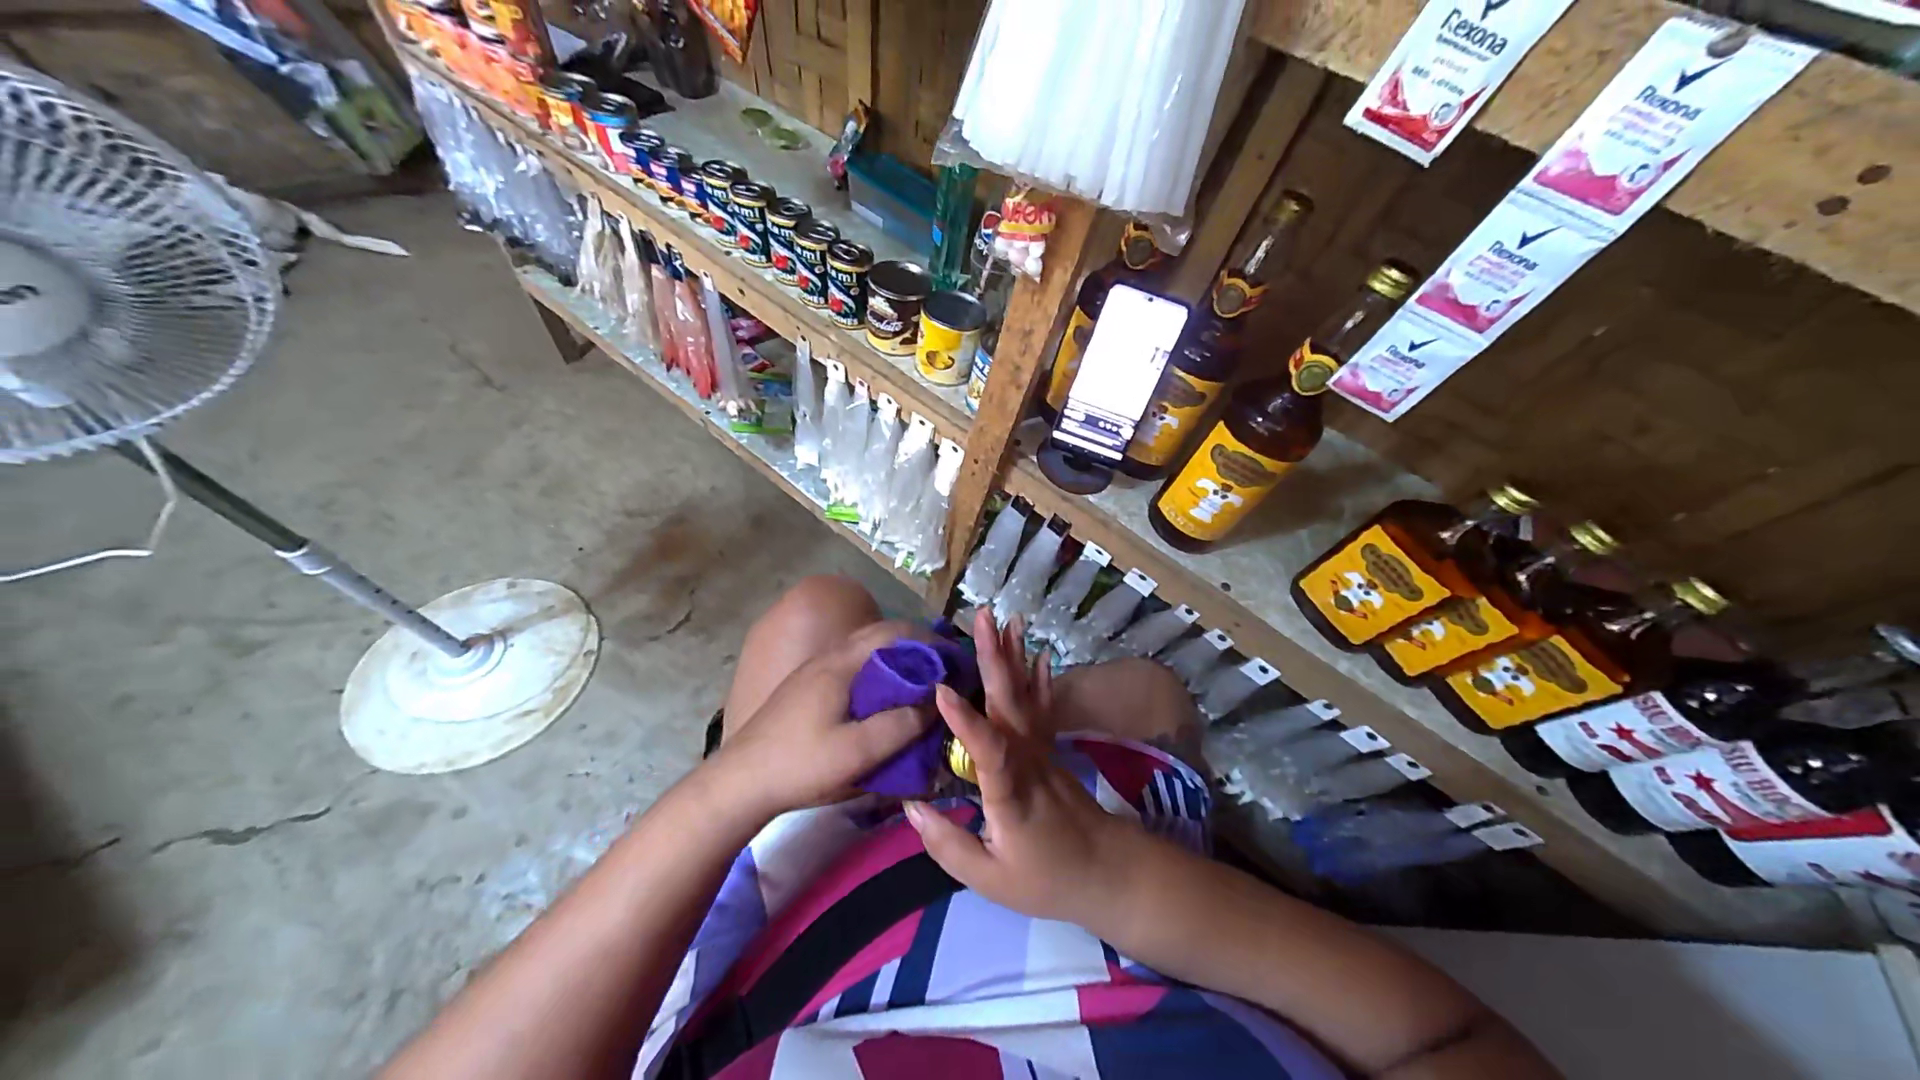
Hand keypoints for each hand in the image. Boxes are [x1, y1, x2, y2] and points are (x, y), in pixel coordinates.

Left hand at [707, 620, 935, 822]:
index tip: (953, 656)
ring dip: (895, 659)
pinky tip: (884, 698)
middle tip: (942, 668)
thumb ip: (899, 727)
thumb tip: (932, 706)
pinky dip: (877, 672)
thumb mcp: (856, 753)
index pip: (891, 632)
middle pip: (877, 636)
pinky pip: (852, 667)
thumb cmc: (799, 765)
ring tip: (920, 682)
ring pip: (863, 651)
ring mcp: (813, 671)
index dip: (926, 639)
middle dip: (914, 646)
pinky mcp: (806, 688)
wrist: (739, 782)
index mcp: (840, 664)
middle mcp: (827, 658)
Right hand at [902, 609, 1141, 925]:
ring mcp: (1041, 750)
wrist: (1107, 872)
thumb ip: (948, 845)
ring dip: (1012, 655)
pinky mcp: (1049, 749)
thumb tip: (911, 806)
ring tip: (1004, 619)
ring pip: (1024, 695)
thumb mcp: (991, 879)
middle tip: (981, 617)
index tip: (941, 690)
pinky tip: (1038, 654)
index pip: (989, 751)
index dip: (966, 722)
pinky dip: (1039, 678)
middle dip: (993, 657)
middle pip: (1009, 704)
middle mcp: (1027, 761)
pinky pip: (1042, 707)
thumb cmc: (1046, 879)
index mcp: (1010, 793)